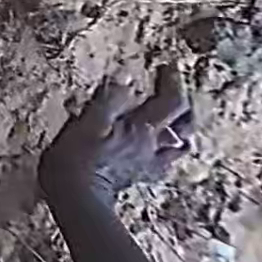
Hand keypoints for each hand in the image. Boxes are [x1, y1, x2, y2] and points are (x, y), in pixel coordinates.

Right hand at [39, 64, 192, 204]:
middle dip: (184, 106)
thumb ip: (110, 101)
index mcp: (142, 131)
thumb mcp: (88, 123)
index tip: (168, 66)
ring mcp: (150, 164)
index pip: (171, 103)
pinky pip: (166, 161)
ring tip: (173, 120)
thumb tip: (126, 80)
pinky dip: (168, 150)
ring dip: (181, 130)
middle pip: (184, 125)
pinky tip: (160, 149)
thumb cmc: (77, 156)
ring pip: (179, 145)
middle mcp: (154, 147)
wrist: (76, 195)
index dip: (173, 83)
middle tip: (174, 92)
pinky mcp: (142, 176)